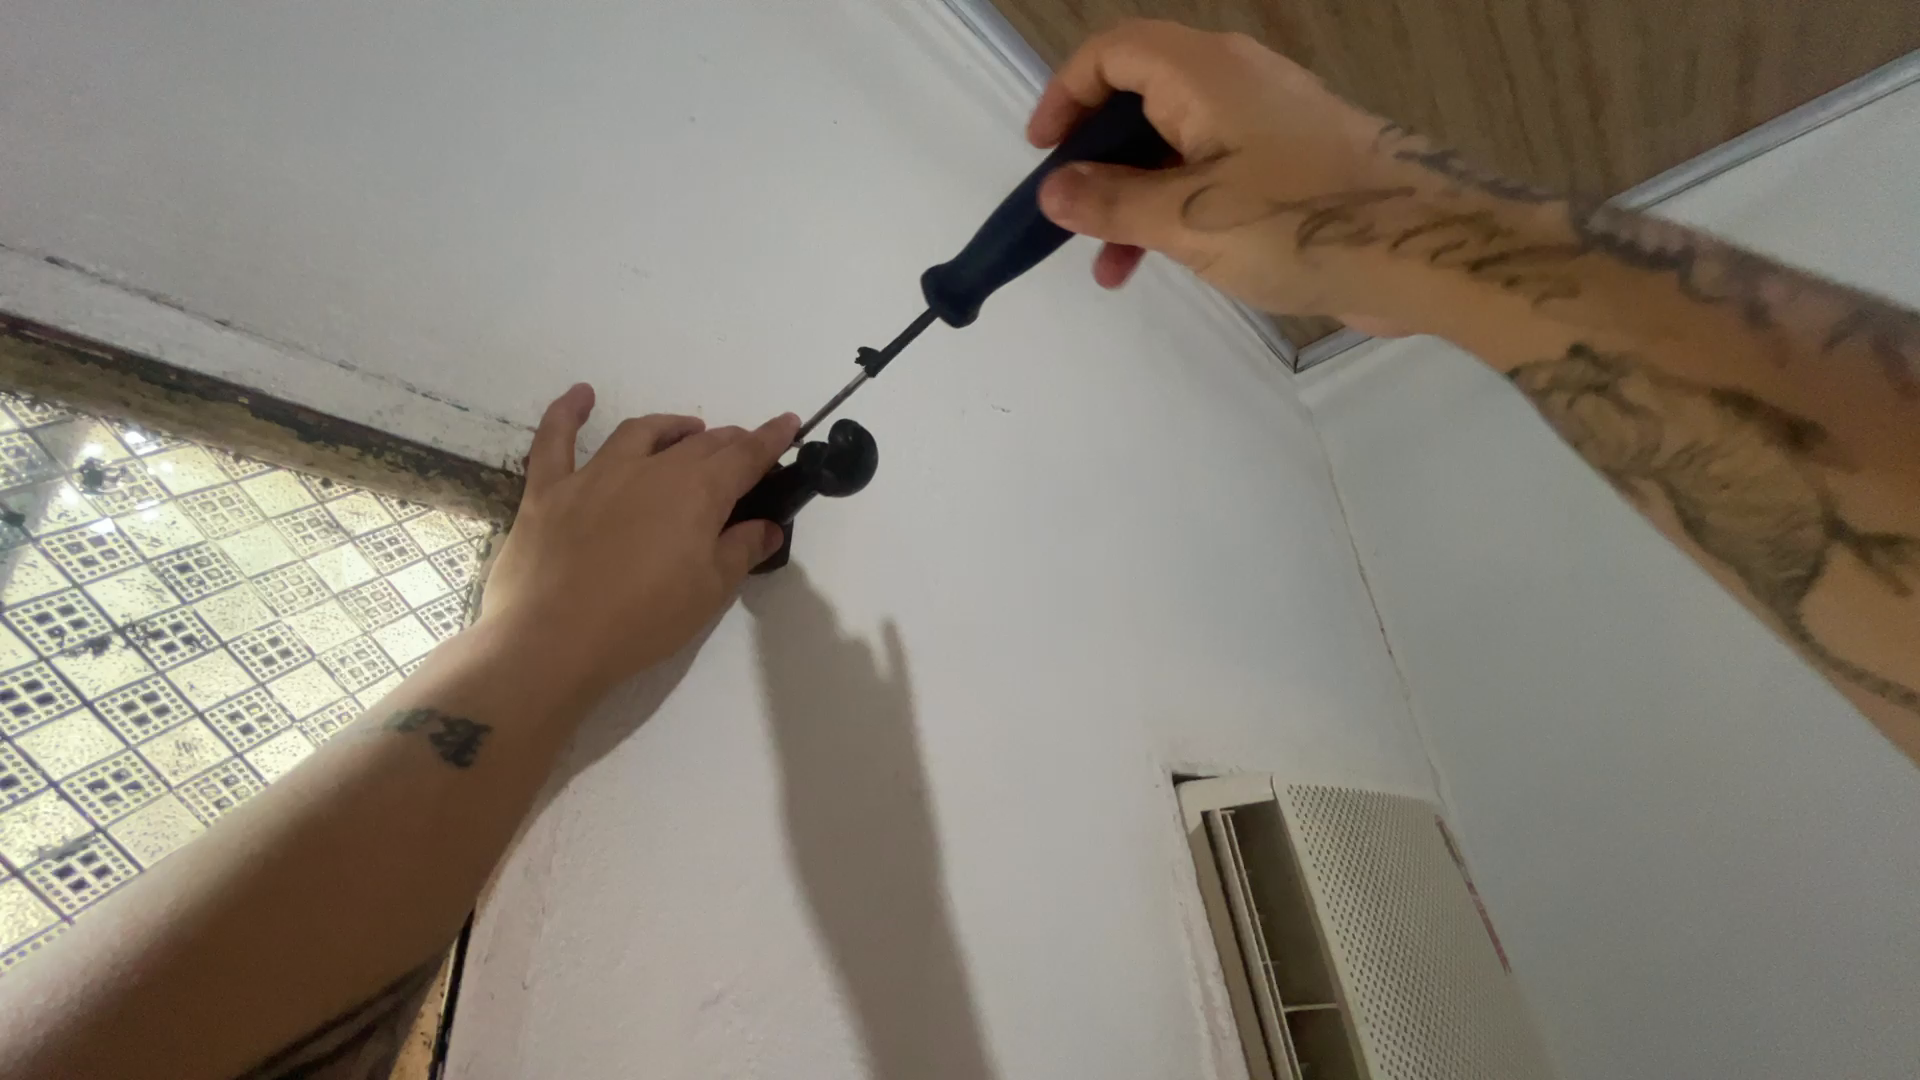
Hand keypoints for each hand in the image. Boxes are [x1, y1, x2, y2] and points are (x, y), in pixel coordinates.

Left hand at [479, 384, 798, 700]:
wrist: (554, 642)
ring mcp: (595, 475)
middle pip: (700, 444)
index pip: (745, 456)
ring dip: (672, 427)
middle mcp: (651, 469)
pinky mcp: (549, 490)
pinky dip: (567, 413)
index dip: (771, 439)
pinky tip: (580, 395)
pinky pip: (555, 440)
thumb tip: (767, 527)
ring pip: (641, 433)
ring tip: (689, 430)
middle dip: (729, 441)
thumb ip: (743, 549)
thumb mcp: (712, 590)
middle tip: (744, 450)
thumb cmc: (646, 619)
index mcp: (697, 492)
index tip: (789, 423)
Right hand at [1028, 20, 1394, 319]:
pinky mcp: (1279, 165)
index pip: (1112, 53)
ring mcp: (1258, 125)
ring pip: (1169, 147)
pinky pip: (1203, 174)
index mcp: (1203, 75)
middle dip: (1093, 162)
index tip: (1040, 153)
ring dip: (1129, 201)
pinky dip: (1170, 210)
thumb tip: (1052, 191)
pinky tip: (1157, 260)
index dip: (1065, 95)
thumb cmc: (1295, 223)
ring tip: (1108, 267)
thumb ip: (1112, 204)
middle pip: (1136, 101)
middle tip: (1068, 219)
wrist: (1416, 248)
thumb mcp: (1186, 219)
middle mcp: (1229, 84)